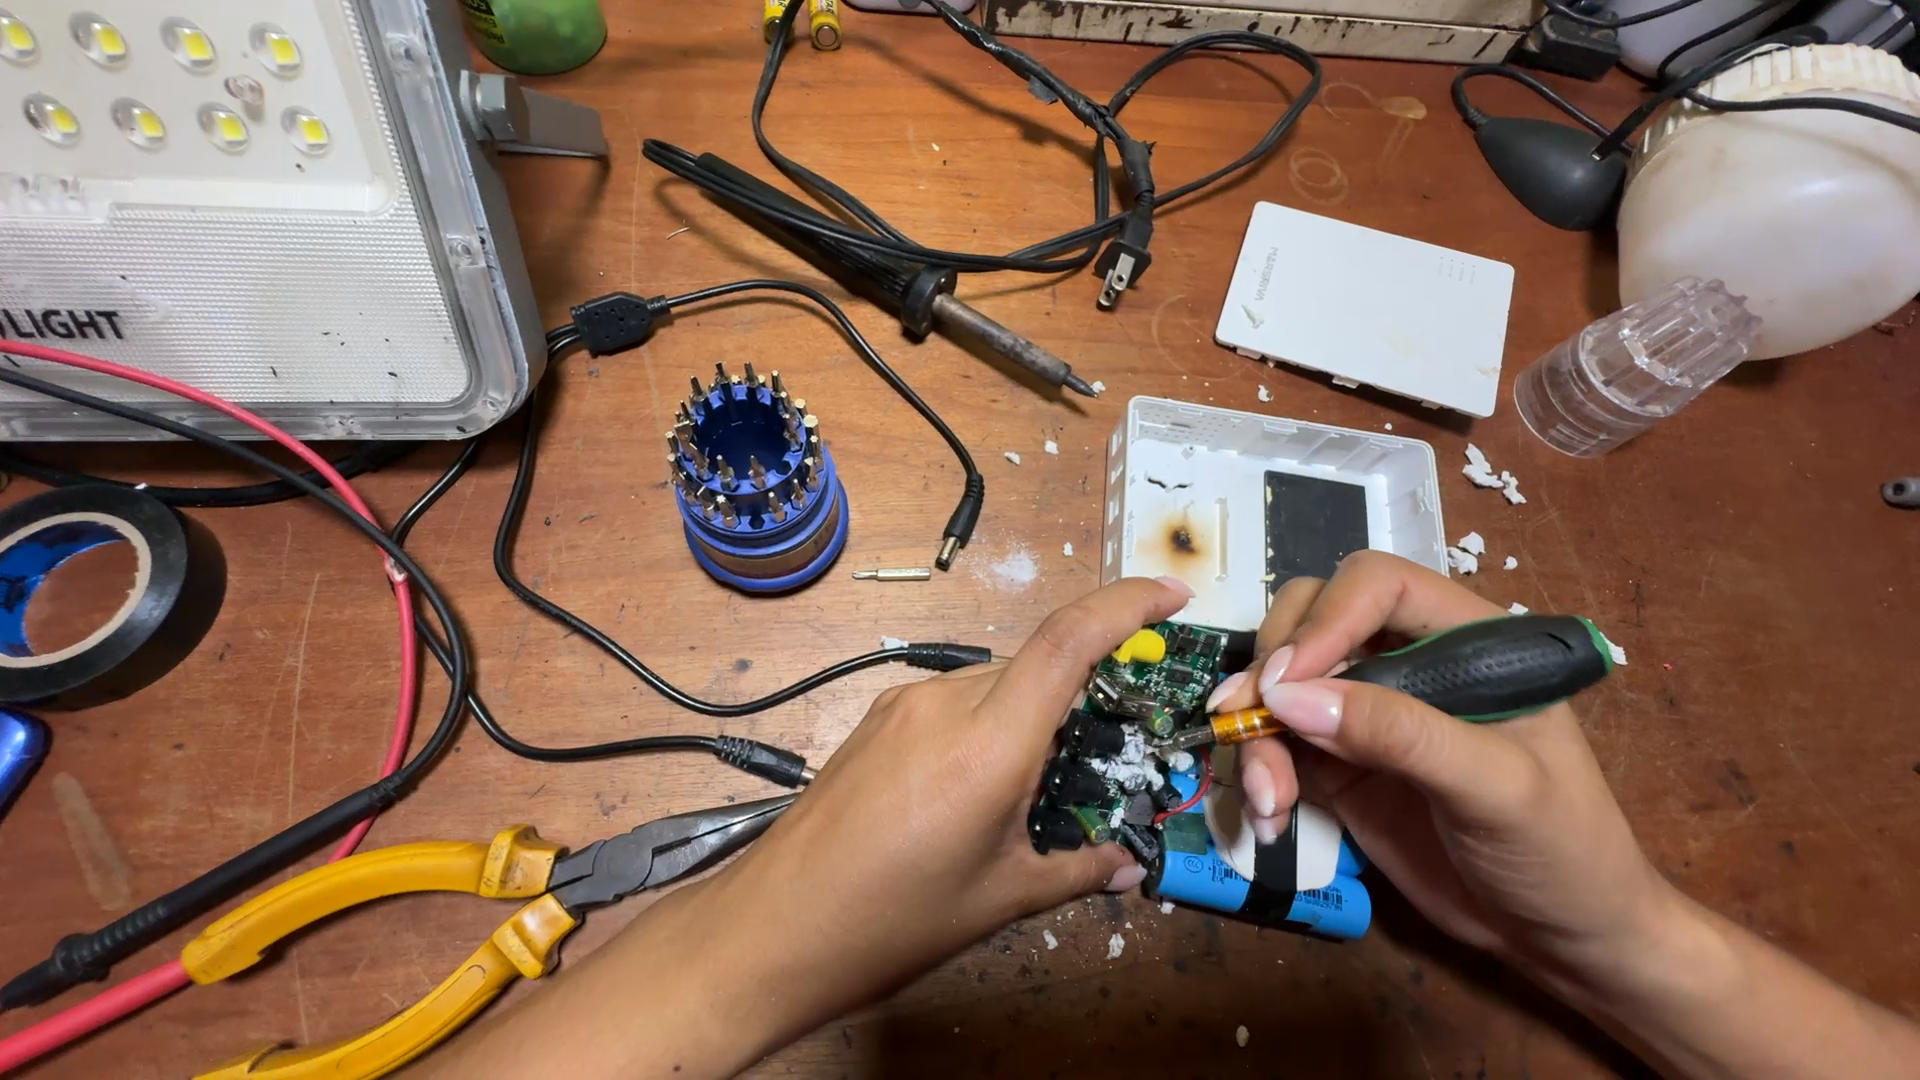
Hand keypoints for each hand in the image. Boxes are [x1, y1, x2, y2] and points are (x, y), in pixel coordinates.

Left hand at [651, 575, 1190, 1062]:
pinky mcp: (878, 717)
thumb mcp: (1000, 900)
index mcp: (988, 741)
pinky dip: (988, 723)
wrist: (772, 926)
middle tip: (1101, 751)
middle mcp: (945, 701)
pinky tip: (975, 784)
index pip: (1068, 640)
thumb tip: (1127, 863)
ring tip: (1029, 786)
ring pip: (994, 682)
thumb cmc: (893, 920)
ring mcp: (904, 702)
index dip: (1126, 603)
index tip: (1172, 594)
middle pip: (1035, 665)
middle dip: (1081, 692)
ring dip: (1030, 714)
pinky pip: (953, 700)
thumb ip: (1076, 870)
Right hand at [1206, 551, 1669, 980]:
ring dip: (1255, 731)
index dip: (1326, 618)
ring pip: (1278, 681)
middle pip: (1308, 617)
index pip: (1378, 586)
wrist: (1557, 939)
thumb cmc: (1563, 852)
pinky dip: (1257, 769)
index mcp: (1462, 640)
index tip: (1287, 680)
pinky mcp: (1331, 756)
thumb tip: (1285, 697)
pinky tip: (1269, 814)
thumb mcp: (1499, 789)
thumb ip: (1398, 733)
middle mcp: (1402, 659)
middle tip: (1247, 717)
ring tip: (1265, 795)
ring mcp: (1360, 707)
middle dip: (1270, 667)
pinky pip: (1272, 739)